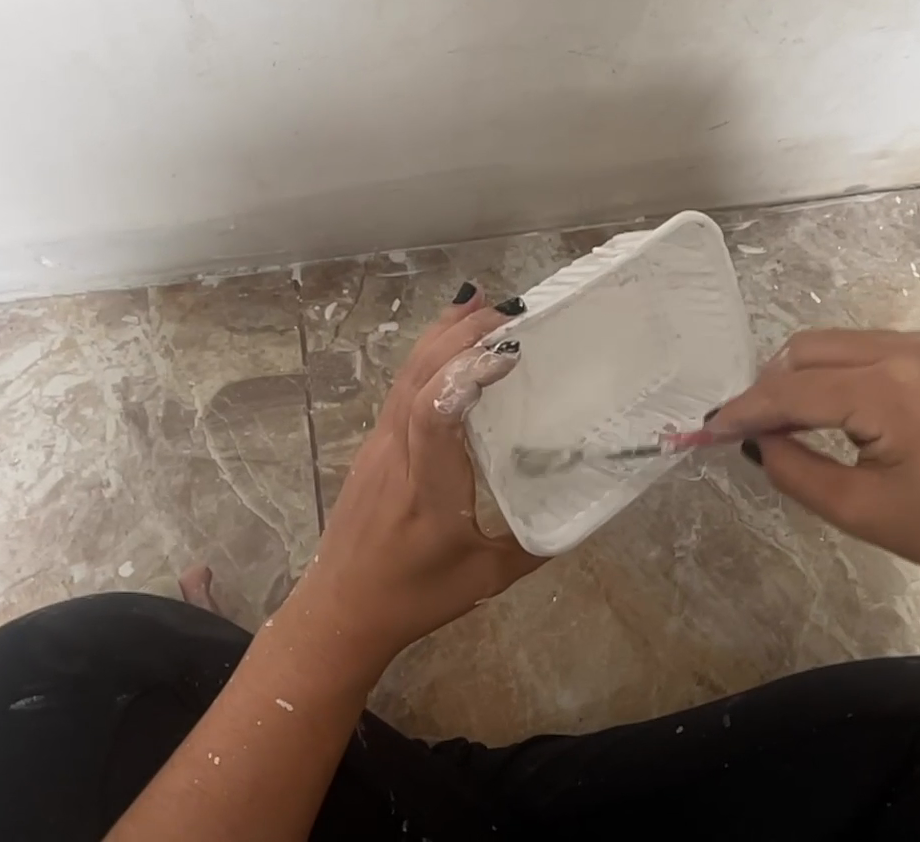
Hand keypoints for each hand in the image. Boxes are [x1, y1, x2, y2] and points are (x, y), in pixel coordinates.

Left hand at [290, 286, 543, 668]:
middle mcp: (397, 453)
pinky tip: (449, 344)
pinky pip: (401, 387)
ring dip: (443, 336)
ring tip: (484, 308)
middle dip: (461, 335)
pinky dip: (428, 357)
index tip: (508, 350)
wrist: (339, 610)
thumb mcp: (486, 579)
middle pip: (418, 376)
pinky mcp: (374, 445)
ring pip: (406, 375)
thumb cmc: (412, 596)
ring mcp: (379, 444)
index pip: (434, 414)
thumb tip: (580, 510)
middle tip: (510, 311)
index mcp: (428, 487)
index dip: (465, 373)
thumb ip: (534, 544)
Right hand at [706, 329, 919, 607]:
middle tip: (755, 425)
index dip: (746, 409)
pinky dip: (860, 372)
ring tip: (803, 418)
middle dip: (775, 384)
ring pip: (851, 342)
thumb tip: (755, 437)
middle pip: (814, 348)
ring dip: (815, 375)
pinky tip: (862, 410)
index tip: (710, 427)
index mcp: (893, 389)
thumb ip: (790, 467)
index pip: (794, 390)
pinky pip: (894, 348)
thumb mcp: (856, 510)